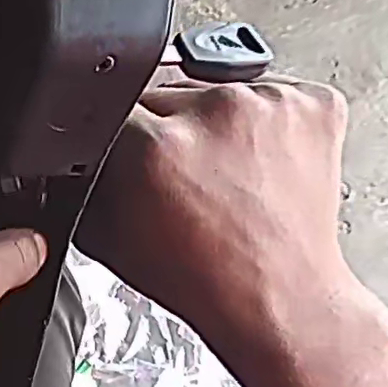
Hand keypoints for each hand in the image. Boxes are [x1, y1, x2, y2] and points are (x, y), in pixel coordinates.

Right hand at [75, 74, 387, 386]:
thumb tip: (73, 154)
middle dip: (155, 127)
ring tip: (214, 171)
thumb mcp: (104, 235)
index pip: (107, 105)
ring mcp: (271, 103)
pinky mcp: (313, 101)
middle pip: (158, 91)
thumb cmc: (199, 276)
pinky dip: (252, 122)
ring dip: (202, 122)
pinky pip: (263, 93)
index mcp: (155, 146)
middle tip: (170, 173)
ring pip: (210, 90)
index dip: (108, 134)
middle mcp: (215, 113)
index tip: (117, 153)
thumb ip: (83, 182)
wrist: (275, 296)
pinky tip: (247, 162)